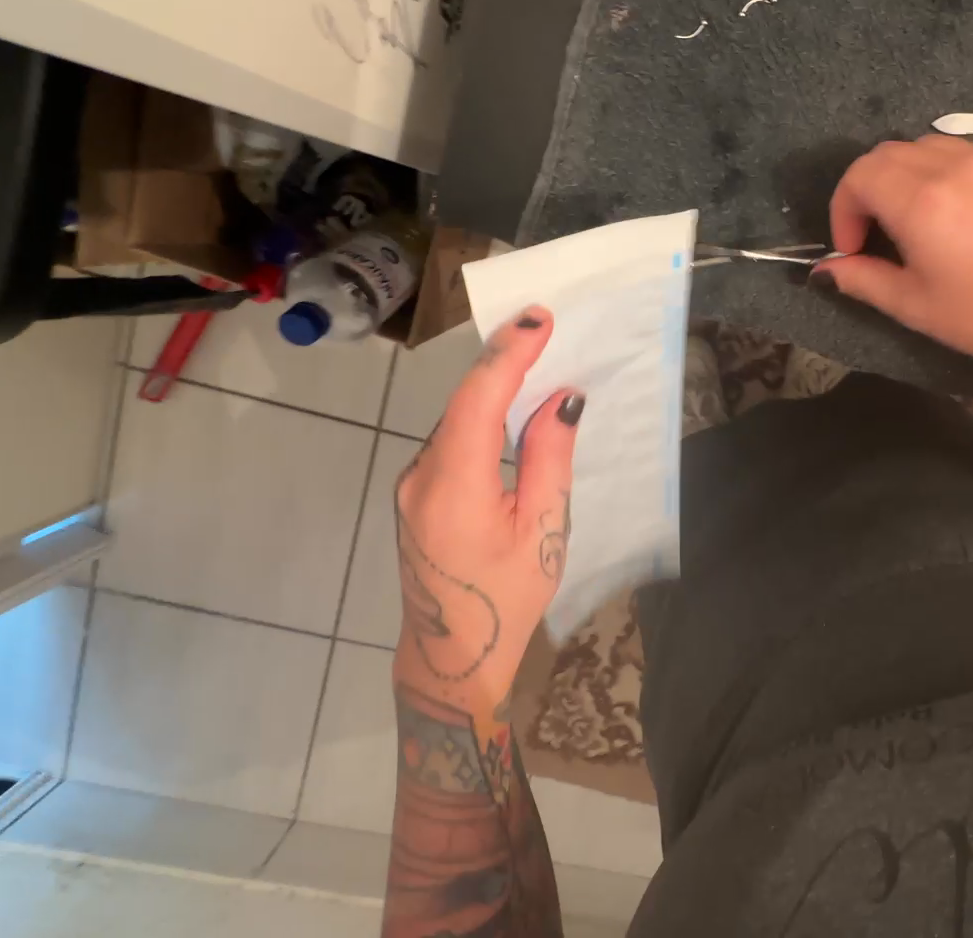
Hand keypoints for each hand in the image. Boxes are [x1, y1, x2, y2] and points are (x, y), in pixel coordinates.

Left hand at [394, 306, 584, 698]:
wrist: (452, 655)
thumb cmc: (508, 598)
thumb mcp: (544, 531)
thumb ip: (550, 458)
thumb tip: (560, 399)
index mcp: (454, 486)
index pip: (478, 400)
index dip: (509, 354)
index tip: (539, 317)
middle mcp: (421, 476)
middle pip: (463, 403)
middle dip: (504, 362)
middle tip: (546, 328)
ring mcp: (412, 484)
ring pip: (456, 420)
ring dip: (494, 389)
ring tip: (538, 361)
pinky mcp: (416, 492)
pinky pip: (451, 440)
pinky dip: (482, 418)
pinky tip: (511, 412)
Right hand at [812, 136, 972, 384]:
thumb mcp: (916, 306)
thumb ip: (862, 280)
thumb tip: (825, 271)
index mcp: (922, 200)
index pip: (859, 175)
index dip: (843, 209)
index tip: (852, 248)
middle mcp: (955, 166)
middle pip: (889, 153)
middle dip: (869, 190)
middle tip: (877, 236)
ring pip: (930, 148)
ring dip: (907, 178)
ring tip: (919, 224)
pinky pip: (971, 157)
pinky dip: (949, 177)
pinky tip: (966, 220)